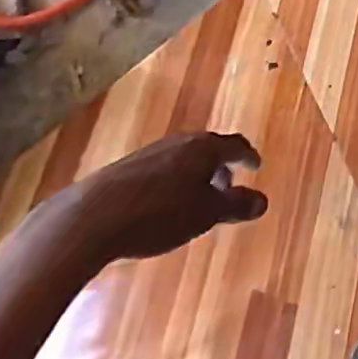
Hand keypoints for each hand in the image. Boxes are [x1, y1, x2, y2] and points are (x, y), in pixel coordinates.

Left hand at [51, 132, 266, 266]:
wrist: (93, 216)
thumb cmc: (159, 213)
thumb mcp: (205, 214)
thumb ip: (235, 206)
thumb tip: (263, 200)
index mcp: (203, 147)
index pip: (235, 145)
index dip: (248, 156)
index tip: (256, 165)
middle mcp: (180, 142)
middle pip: (209, 149)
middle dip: (222, 168)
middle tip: (229, 189)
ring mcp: (152, 152)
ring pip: (185, 159)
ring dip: (198, 176)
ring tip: (199, 202)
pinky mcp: (130, 167)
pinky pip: (165, 168)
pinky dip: (177, 181)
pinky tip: (167, 206)